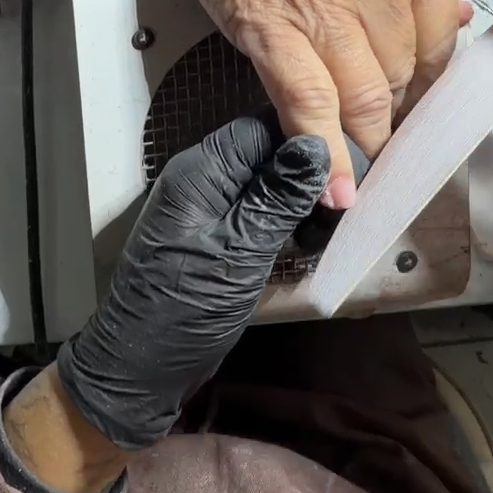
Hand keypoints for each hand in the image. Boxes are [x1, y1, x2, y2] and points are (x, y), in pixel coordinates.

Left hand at [56, 112, 329, 448]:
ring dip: (297, 199)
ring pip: (261, 180)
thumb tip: (316, 144)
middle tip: (344, 206)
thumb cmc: (188, 306)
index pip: (259, 128)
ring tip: (327, 228)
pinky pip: (252, 207)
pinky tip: (306, 240)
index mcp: (200, 171)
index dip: (305, 140)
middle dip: (305, 172)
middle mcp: (198, 177)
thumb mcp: (242, 251)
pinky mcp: (211, 231)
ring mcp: (203, 205)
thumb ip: (278, 197)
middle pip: (262, 150)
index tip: (350, 169)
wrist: (142, 364)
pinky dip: (281, 219)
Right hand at [148, 0, 462, 208]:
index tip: (413, 99)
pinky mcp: (272, 34)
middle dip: (395, 111)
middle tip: (383, 131)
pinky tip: (335, 189)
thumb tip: (445, 21)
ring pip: (365, 100)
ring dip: (366, 139)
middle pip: (404, 76)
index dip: (427, 81)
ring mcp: (327, 14)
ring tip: (362, 164)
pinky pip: (309, 105)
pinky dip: (325, 154)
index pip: (441, 42)